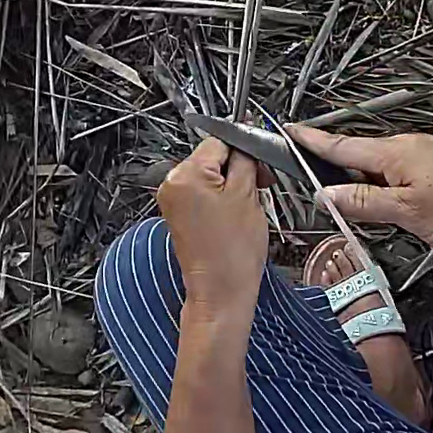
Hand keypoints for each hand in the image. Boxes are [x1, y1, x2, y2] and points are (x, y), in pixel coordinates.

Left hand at [157, 136, 267, 322]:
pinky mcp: (179, 213)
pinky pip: (203, 192)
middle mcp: (172, 184)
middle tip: (260, 186)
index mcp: (185, 175)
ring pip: (210, 175)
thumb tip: (246, 141)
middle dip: (239, 168)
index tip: (261, 162)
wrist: (221, 291)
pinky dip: (221, 197)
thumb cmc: (232, 252)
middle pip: (213, 157)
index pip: (219, 141)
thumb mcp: (247, 195)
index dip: (245, 150)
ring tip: (247, 205)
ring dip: (232, 183)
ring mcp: (173, 200)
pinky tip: (235, 214)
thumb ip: (246, 161)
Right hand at [289, 125, 432, 258]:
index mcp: (397, 152)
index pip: (341, 143)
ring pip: (380, 169)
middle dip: (333, 170)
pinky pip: (400, 176)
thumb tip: (327, 194)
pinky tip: (389, 210)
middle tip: (312, 186)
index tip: (288, 132)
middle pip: (358, 156)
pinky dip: (386, 190)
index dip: (311, 140)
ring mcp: (427, 158)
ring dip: (362, 185)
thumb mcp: (410, 214)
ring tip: (351, 208)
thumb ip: (363, 202)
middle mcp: (410, 148)